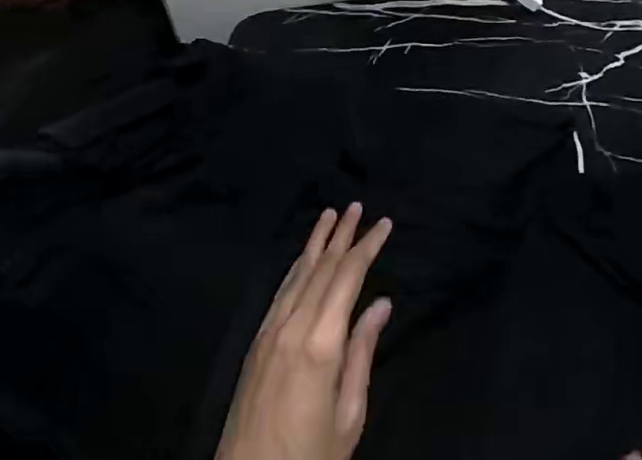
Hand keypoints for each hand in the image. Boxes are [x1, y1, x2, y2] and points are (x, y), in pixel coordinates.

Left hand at [215, 204, 393, 459]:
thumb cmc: (310, 455)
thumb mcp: (349, 414)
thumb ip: (362, 352)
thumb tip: (381, 304)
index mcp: (322, 343)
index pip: (348, 277)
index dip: (367, 246)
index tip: (384, 224)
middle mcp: (293, 326)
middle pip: (322, 267)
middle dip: (342, 234)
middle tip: (358, 206)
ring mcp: (270, 332)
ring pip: (298, 273)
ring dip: (316, 242)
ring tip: (330, 214)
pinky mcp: (257, 343)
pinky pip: (280, 292)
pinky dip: (296, 267)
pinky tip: (303, 257)